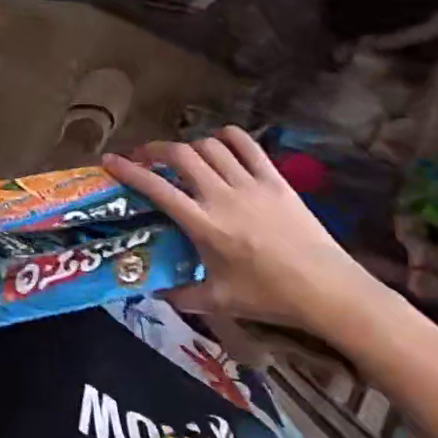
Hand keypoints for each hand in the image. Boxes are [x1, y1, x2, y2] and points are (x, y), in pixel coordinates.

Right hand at [104, 127, 379, 328]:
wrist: (327, 290)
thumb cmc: (270, 296)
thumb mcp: (219, 301)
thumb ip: (181, 296)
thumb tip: (152, 292)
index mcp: (204, 225)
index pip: (157, 188)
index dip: (129, 170)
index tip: (110, 160)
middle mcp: (223, 197)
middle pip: (181, 154)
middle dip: (156, 149)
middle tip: (145, 157)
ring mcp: (251, 184)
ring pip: (210, 146)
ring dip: (190, 146)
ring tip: (183, 157)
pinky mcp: (275, 179)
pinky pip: (247, 145)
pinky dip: (228, 136)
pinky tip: (219, 144)